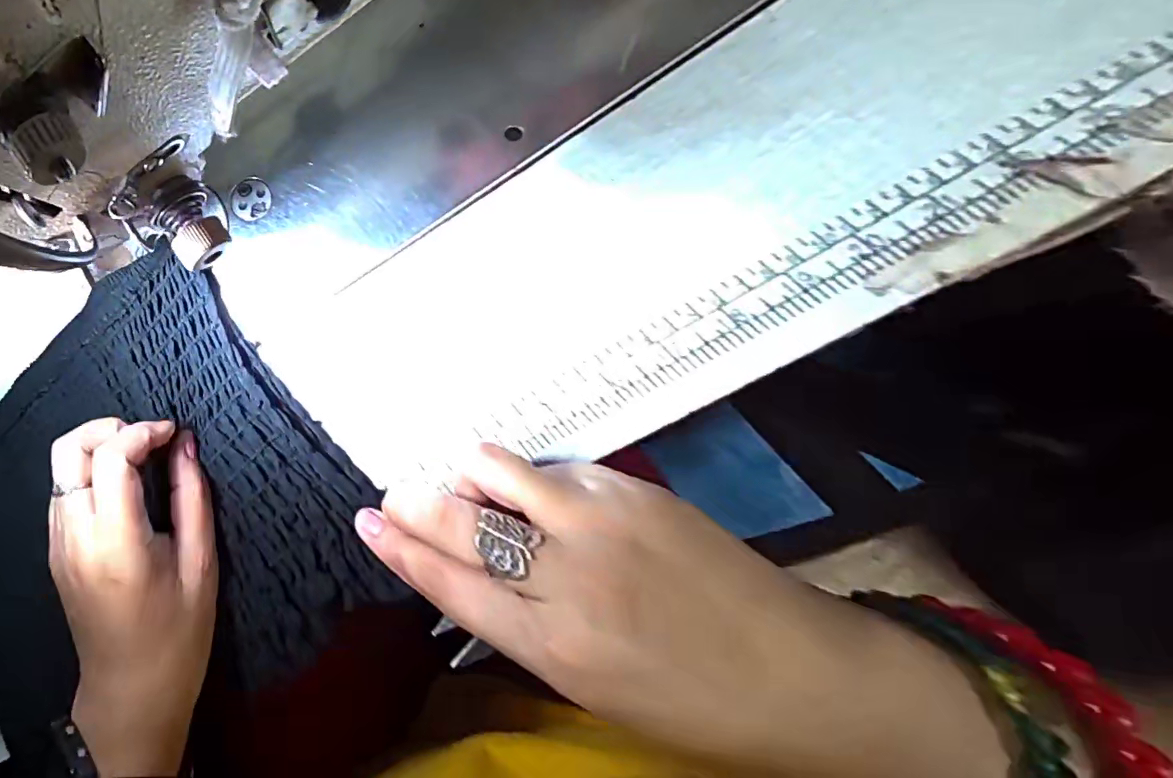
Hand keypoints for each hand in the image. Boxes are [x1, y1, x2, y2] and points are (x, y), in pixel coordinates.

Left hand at [48, 419, 216, 777]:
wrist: (130, 693)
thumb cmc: (177, 635)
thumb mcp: (200, 563)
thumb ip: (193, 495)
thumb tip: (185, 443)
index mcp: (114, 542)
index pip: (110, 457)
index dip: (143, 431)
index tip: (173, 432)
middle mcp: (75, 537)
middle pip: (68, 449)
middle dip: (108, 428)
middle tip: (148, 439)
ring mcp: (58, 544)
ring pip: (60, 466)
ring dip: (99, 447)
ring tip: (141, 458)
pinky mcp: (55, 551)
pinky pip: (64, 490)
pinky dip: (91, 470)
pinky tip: (124, 485)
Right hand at [356, 444, 1012, 777]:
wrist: (806, 675)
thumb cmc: (690, 702)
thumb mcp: (592, 686)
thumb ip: (521, 623)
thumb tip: (464, 567)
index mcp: (557, 646)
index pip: (451, 584)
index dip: (400, 549)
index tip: (366, 521)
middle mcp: (569, 579)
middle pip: (461, 525)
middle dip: (414, 503)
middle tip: (391, 493)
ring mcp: (599, 522)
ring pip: (497, 473)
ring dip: (469, 475)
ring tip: (469, 484)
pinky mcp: (626, 488)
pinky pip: (550, 470)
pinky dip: (530, 480)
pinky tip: (545, 498)